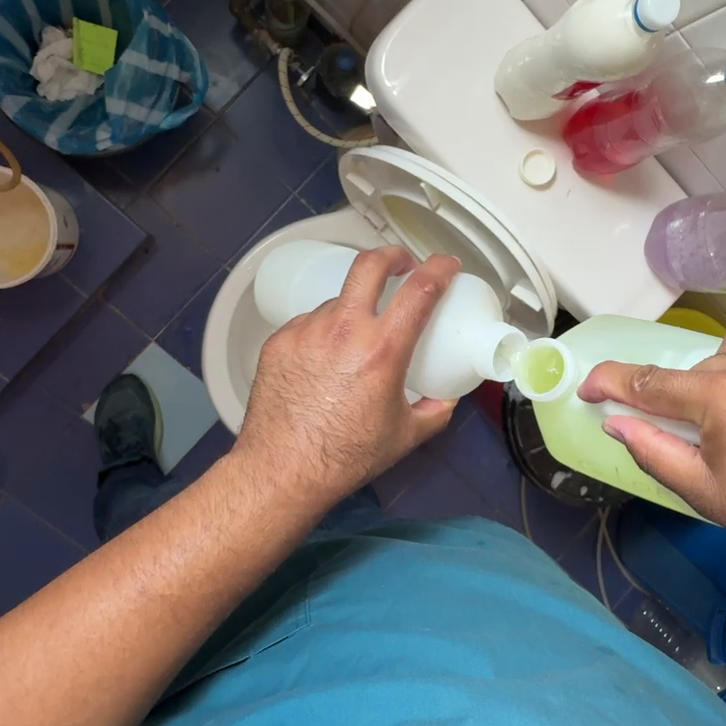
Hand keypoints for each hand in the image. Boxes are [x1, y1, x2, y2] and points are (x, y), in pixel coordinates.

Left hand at [234, 246, 460, 507]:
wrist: (282, 469)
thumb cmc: (347, 456)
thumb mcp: (406, 436)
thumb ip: (435, 412)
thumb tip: (447, 397)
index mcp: (382, 350)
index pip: (419, 290)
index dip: (439, 268)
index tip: (447, 265)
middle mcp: (343, 330)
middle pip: (369, 265)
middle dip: (392, 255)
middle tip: (402, 265)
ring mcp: (306, 331)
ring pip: (337, 302)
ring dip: (354, 310)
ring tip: (356, 341)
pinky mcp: (279, 341)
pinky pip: (309, 325)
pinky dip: (325, 334)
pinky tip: (325, 363)